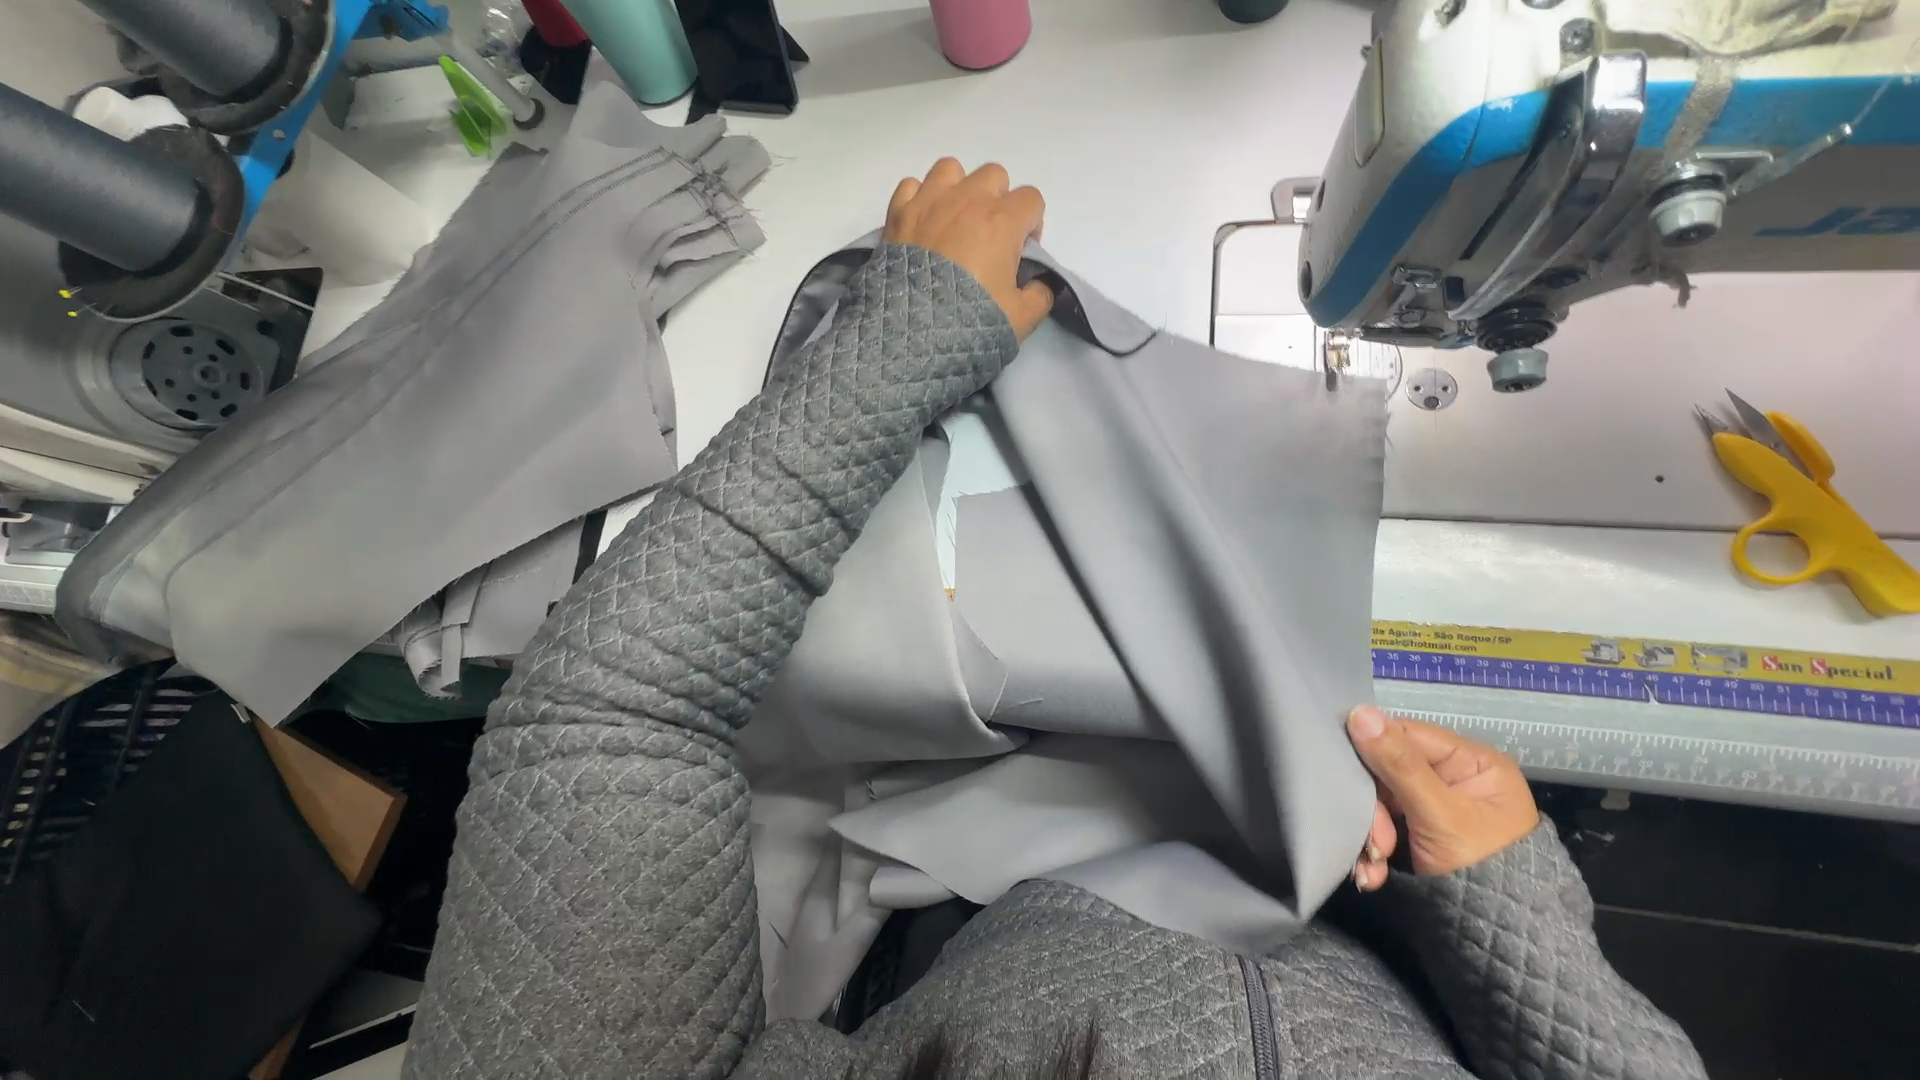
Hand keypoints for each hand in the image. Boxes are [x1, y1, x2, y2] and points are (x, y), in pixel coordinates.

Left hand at [883, 158, 1053, 339]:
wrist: (914, 330)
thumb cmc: (972, 320)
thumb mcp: (1021, 318)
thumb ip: (1040, 295)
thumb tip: (1040, 283)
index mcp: (1003, 220)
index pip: (1032, 200)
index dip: (1031, 225)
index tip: (1020, 252)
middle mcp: (968, 199)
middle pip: (994, 176)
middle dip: (997, 200)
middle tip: (988, 236)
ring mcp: (930, 200)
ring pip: (951, 169)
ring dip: (958, 189)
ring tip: (953, 221)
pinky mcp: (899, 212)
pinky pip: (912, 185)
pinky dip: (919, 198)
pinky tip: (922, 223)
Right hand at [1346, 705, 1539, 888]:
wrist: (1500, 943)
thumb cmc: (1483, 868)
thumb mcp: (1440, 814)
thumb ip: (1399, 764)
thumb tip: (1359, 712)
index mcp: (1473, 764)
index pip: (1408, 735)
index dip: (1373, 749)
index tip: (1347, 771)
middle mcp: (1454, 781)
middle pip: (1389, 772)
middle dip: (1373, 809)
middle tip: (1374, 841)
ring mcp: (1435, 810)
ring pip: (1380, 802)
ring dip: (1369, 834)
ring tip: (1373, 862)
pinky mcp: (1418, 836)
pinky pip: (1383, 827)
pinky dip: (1372, 850)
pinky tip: (1371, 872)